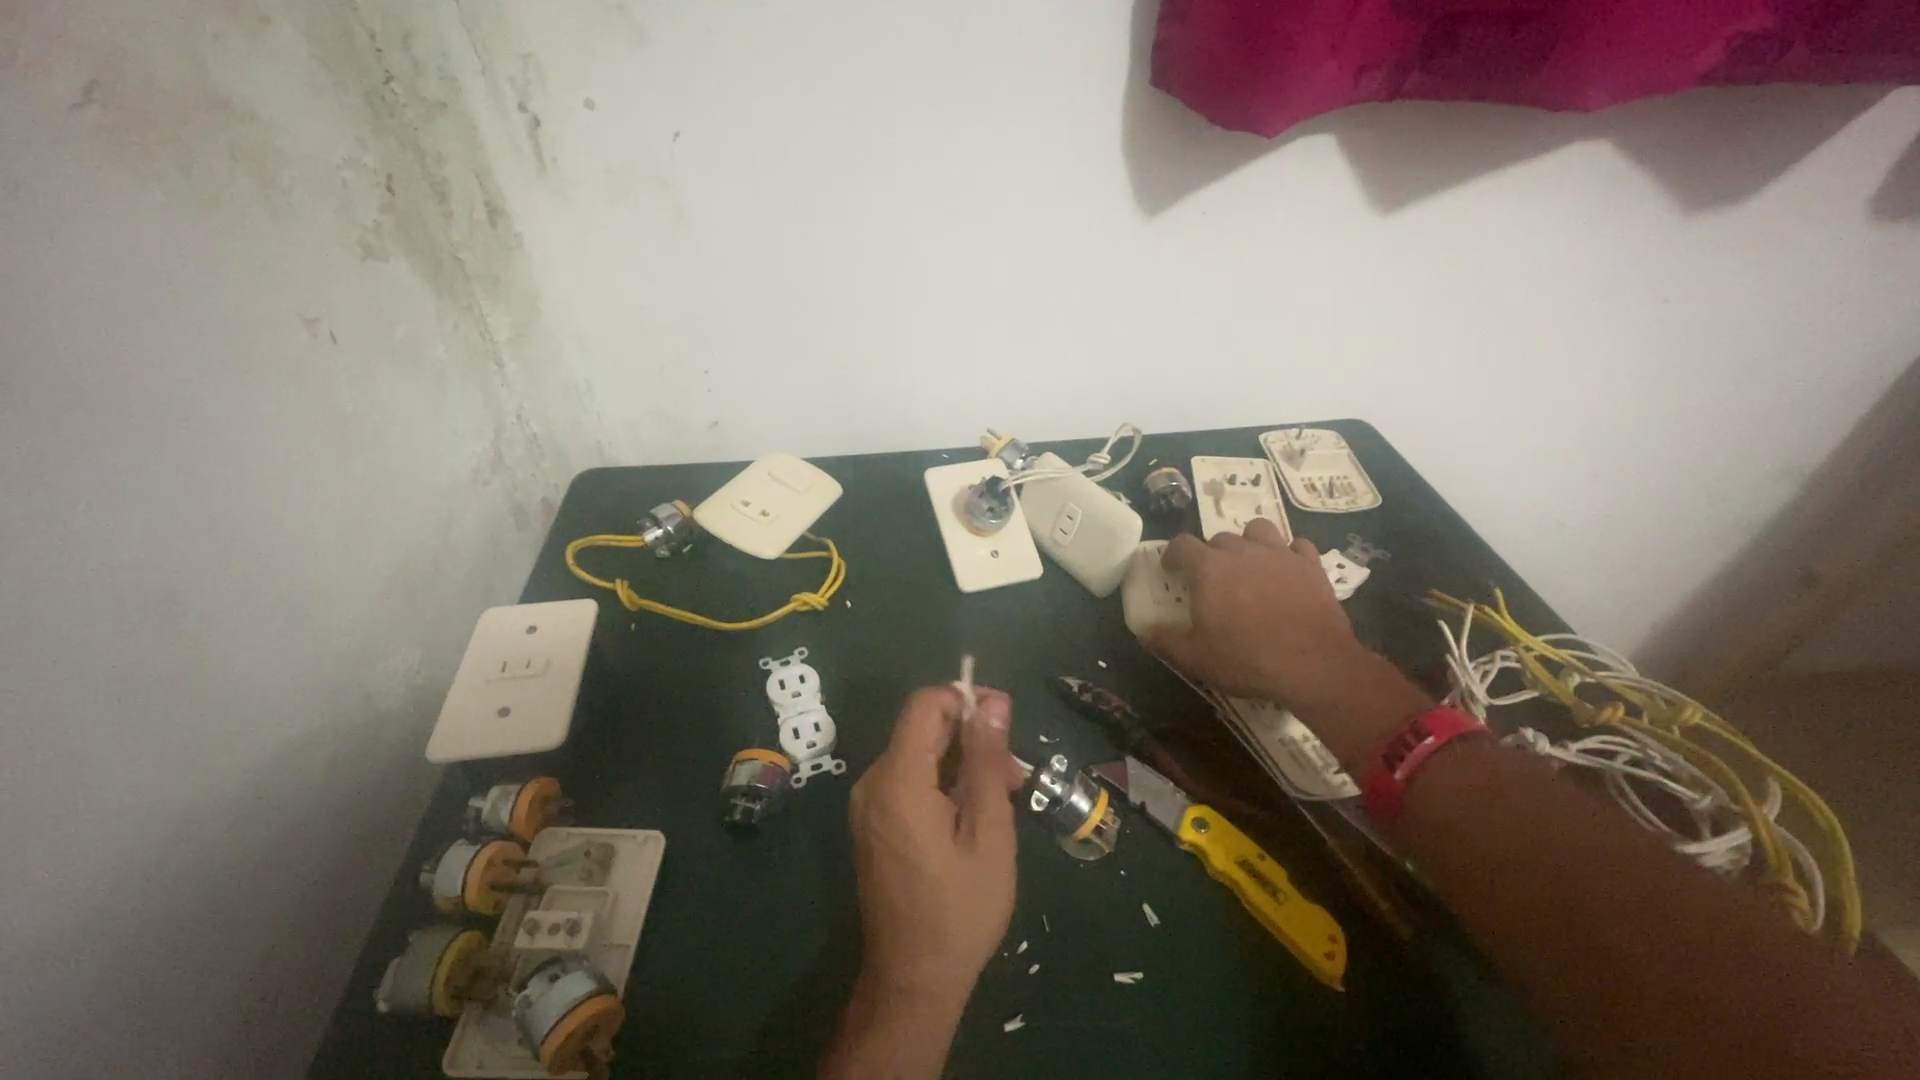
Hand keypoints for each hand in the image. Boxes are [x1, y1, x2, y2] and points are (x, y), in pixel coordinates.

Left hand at [848, 685, 1023, 1002]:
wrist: (913, 979)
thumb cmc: (960, 909)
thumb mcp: (988, 832)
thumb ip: (987, 761)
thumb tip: (994, 702)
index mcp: (898, 780)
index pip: (925, 705)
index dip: (965, 701)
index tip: (1004, 726)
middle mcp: (873, 783)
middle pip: (922, 729)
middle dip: (970, 738)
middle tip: (1013, 777)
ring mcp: (868, 806)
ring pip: (919, 755)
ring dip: (961, 764)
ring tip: (1001, 801)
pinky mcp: (872, 824)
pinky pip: (908, 781)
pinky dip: (942, 784)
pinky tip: (972, 817)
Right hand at [1146, 520, 1429, 768]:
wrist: (1313, 664)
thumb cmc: (1246, 658)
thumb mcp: (1194, 658)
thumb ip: (1164, 640)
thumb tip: (1143, 629)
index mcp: (1208, 568)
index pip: (1181, 544)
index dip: (1173, 556)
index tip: (1172, 572)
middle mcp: (1241, 551)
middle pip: (1219, 538)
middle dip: (1211, 555)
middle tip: (1212, 581)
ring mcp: (1279, 554)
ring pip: (1258, 530)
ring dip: (1249, 543)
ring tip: (1249, 566)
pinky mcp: (1311, 565)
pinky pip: (1297, 546)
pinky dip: (1289, 555)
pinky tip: (1287, 572)